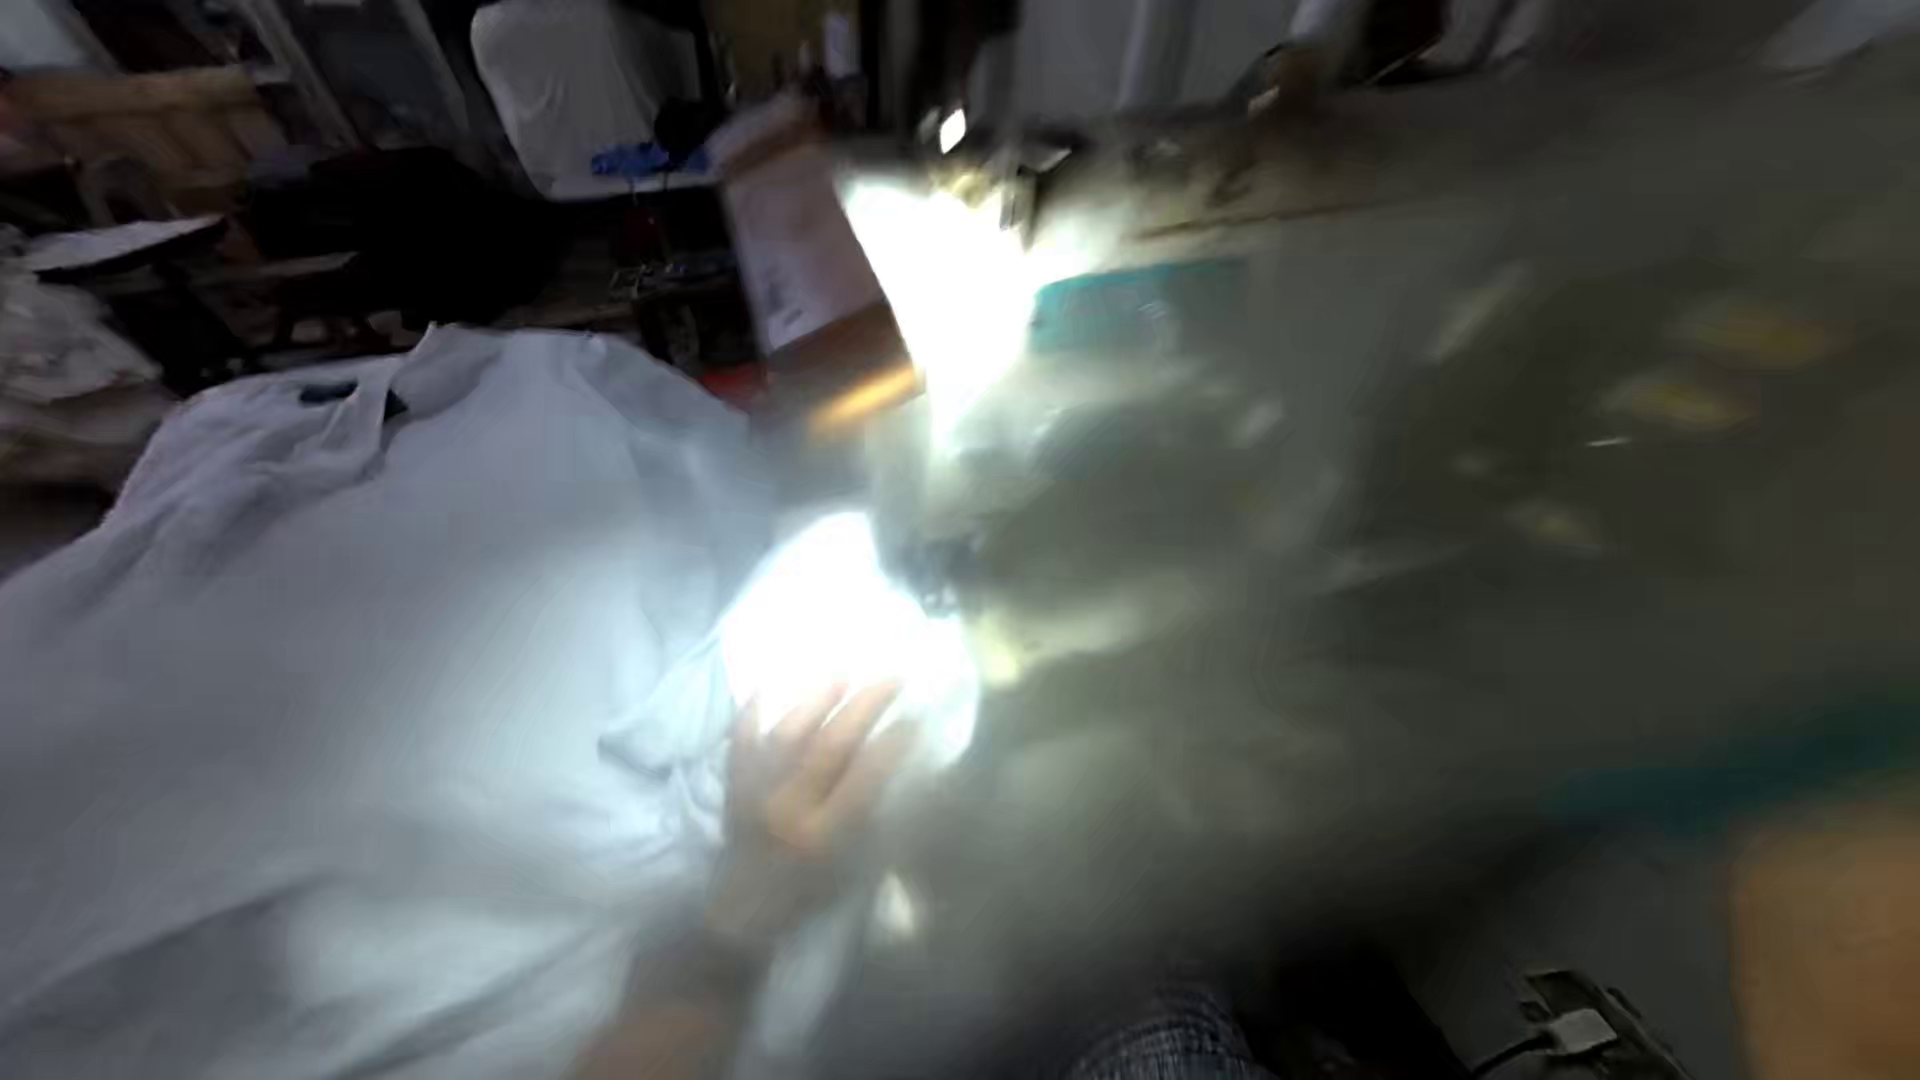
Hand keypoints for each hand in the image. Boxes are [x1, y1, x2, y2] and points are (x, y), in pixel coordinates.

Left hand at [705, 681, 915, 948]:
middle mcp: (790, 806)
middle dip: (866, 707)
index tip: (915, 718)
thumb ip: (875, 817)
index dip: (894, 743)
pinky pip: (741, 740)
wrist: (741, 914)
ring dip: (818, 701)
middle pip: (832, 744)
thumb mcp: (853, 865)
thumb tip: (900, 764)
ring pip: (789, 734)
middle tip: (892, 680)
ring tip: (842, 676)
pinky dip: (751, 712)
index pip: (865, 776)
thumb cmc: (809, 891)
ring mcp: (757, 791)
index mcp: (824, 833)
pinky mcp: (734, 785)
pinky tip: (765, 686)